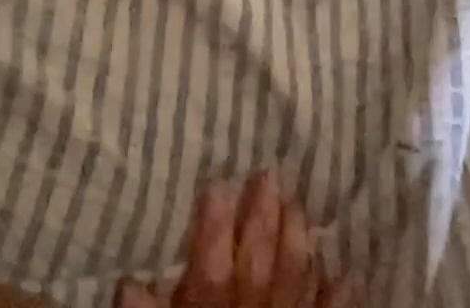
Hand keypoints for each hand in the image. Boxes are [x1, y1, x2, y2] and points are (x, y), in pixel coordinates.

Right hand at [114, 171, 347, 307]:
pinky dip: (335, 298)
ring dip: (298, 242)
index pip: (211, 268)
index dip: (214, 225)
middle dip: (263, 218)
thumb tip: (128, 282)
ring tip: (299, 203)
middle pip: (258, 267)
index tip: (218, 181)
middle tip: (269, 173)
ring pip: (295, 284)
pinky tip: (342, 271)